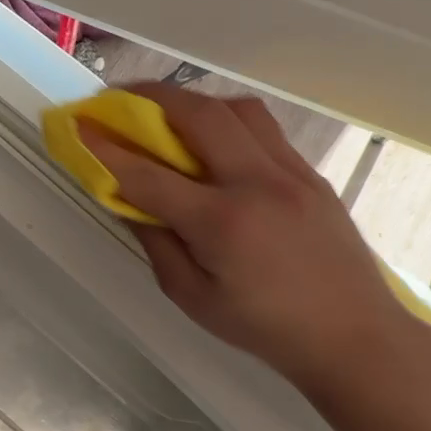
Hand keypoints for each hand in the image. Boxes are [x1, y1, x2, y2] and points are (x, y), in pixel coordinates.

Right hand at [80, 83, 417, 386]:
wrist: (353, 334)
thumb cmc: (260, 325)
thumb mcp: (188, 293)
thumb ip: (155, 240)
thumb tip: (127, 200)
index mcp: (222, 221)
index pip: (147, 173)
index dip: (105, 147)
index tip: (77, 125)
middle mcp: (258, 184)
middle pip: (200, 116)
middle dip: (152, 97)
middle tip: (116, 98)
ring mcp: (292, 173)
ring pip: (239, 111)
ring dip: (194, 101)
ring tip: (163, 112)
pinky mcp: (310, 175)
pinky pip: (263, 130)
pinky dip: (225, 121)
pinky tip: (207, 139)